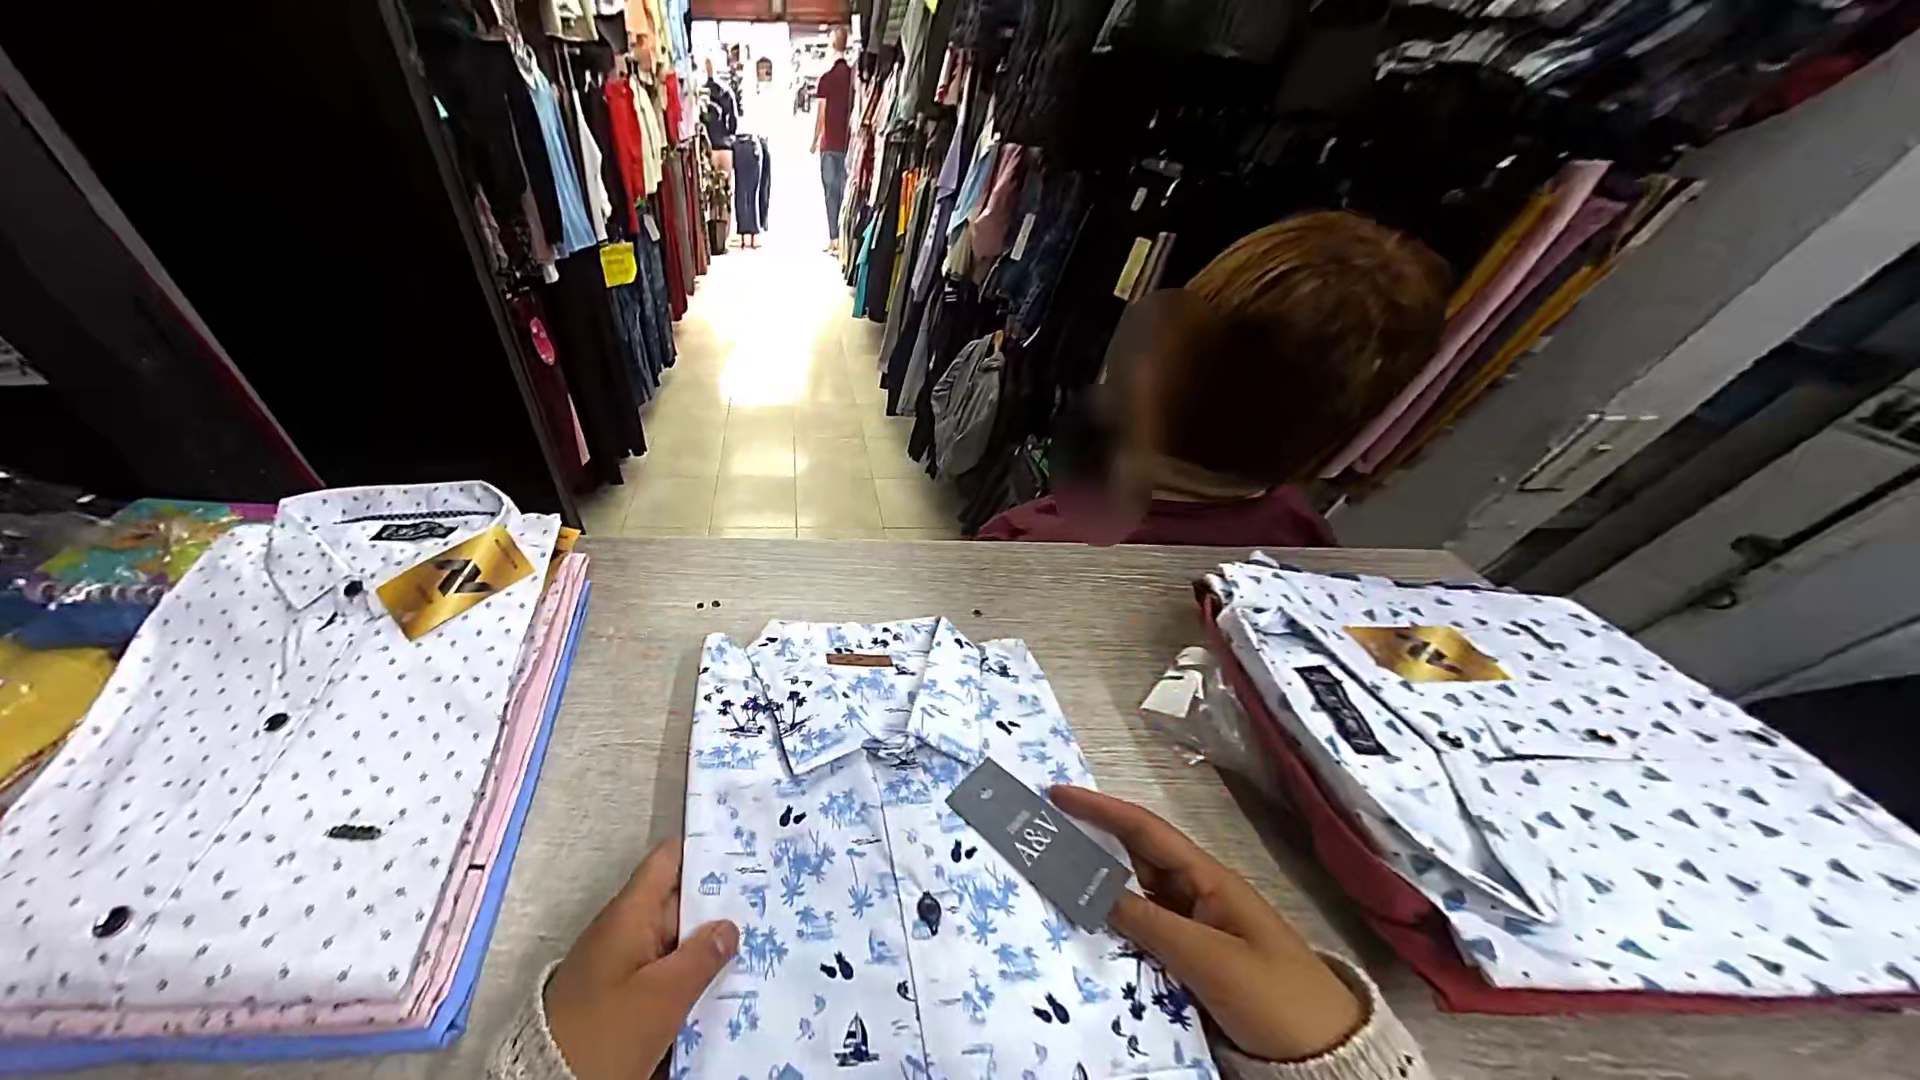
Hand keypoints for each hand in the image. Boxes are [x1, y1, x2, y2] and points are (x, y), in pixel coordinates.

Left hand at [544, 840, 739, 1079]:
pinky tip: (723, 982)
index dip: (705, 848)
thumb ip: (701, 956)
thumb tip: (729, 927)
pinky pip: (665, 970)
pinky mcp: (621, 996)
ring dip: (709, 943)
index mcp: (631, 913)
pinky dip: (691, 972)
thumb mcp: (662, 996)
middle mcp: (626, 929)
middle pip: (680, 900)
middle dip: (720, 902)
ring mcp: (622, 963)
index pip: (670, 859)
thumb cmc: (604, 1032)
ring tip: (755, 940)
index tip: (743, 850)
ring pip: (676, 939)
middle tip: (764, 901)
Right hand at [1050, 786, 1362, 1061]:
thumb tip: (1094, 890)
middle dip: (1093, 842)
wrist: (1328, 1055)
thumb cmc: (1275, 995)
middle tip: (1046, 837)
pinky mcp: (1191, 956)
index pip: (1144, 830)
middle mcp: (1195, 892)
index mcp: (1206, 877)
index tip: (1058, 795)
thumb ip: (1149, 923)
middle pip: (1134, 857)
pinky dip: (1116, 925)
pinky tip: (1091, 929)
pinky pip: (1144, 930)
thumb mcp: (1208, 959)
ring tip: (1056, 877)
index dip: (1100, 808)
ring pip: (1135, 895)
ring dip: (1101, 887)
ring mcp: (1193, 925)